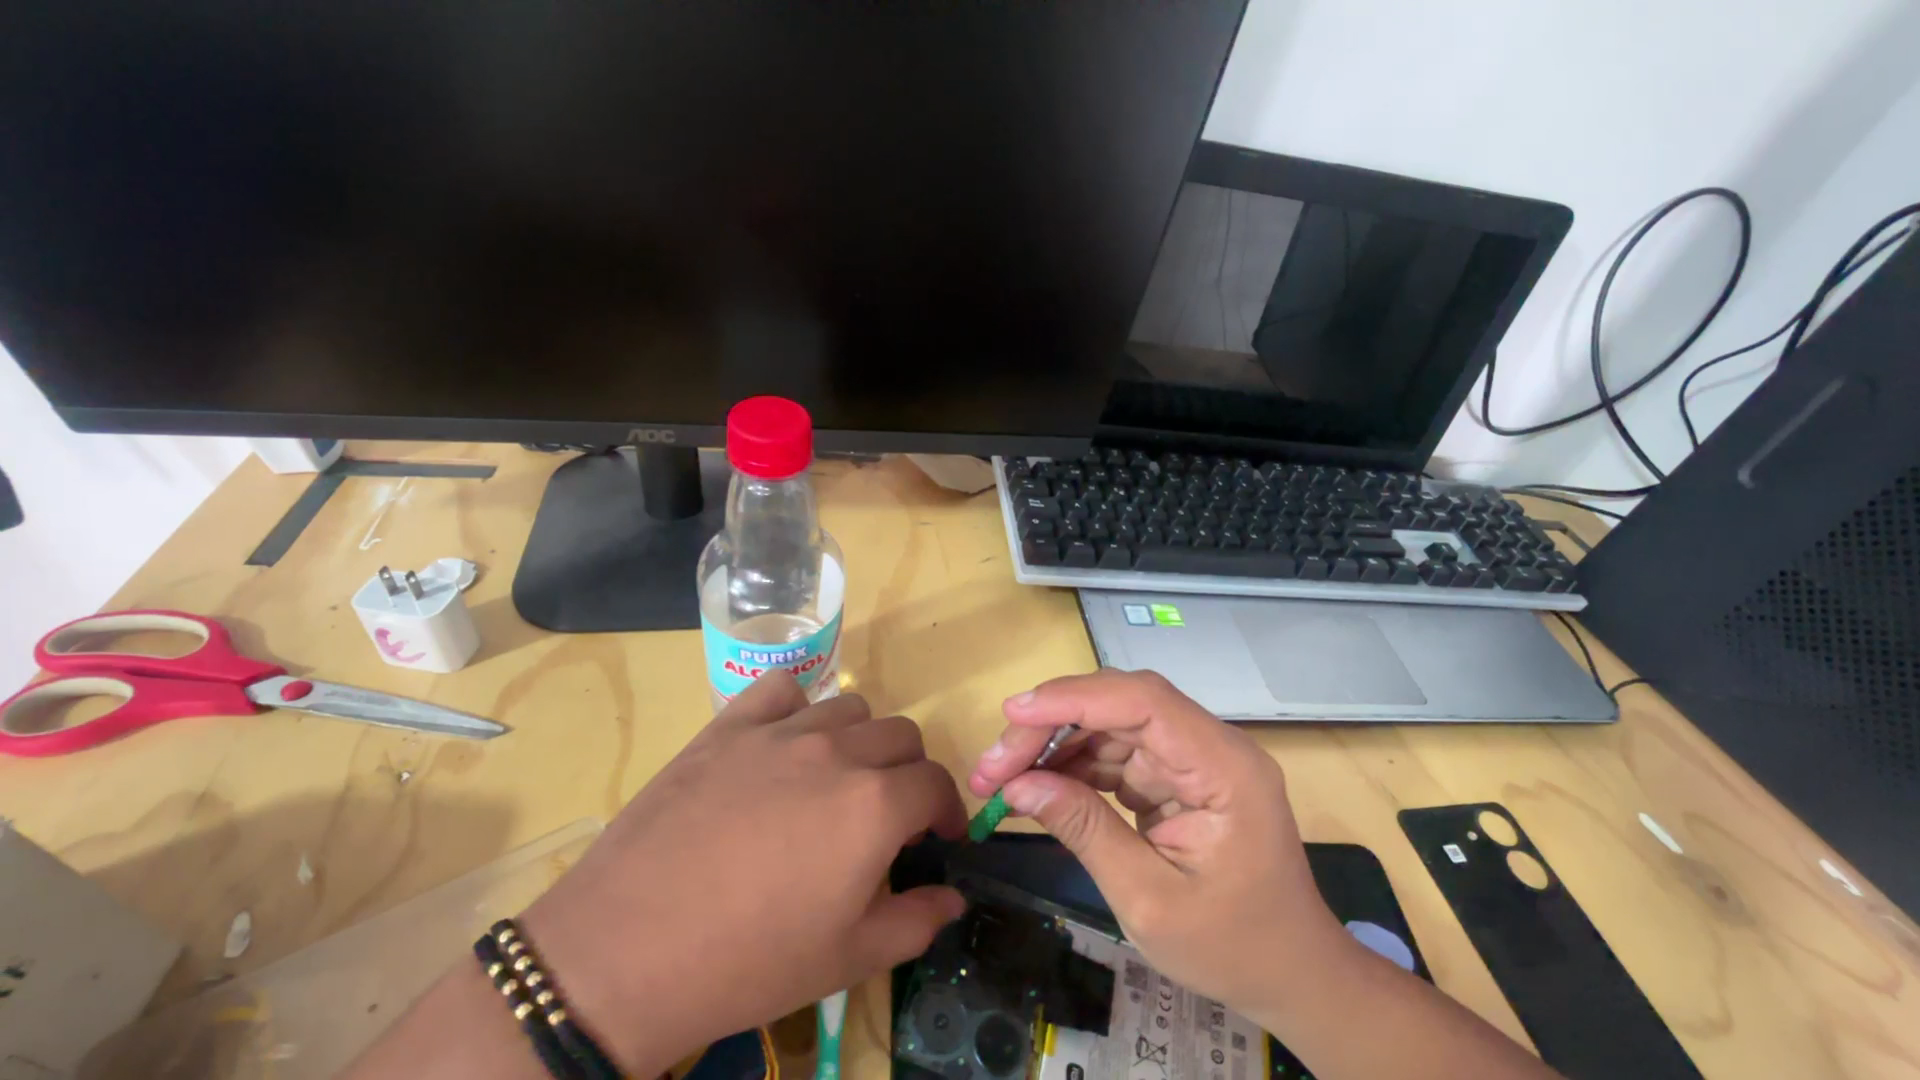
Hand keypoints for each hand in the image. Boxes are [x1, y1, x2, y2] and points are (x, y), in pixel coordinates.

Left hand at [521, 673, 967, 1073]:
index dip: (946, 812)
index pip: (936, 784)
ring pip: (849, 709)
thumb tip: (952, 897)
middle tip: (888, 817)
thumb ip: (915, 921)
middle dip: (909, 774)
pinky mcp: (724, 729)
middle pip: (901, 736)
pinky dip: (797, 706)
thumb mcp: (847, 959)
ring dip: (860, 741)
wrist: (625, 953)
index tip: (936, 839)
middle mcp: (835, 753)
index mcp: (875, 806)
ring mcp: (776, 734)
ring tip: (836, 782)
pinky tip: (782, 745)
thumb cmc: (748, 963)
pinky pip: (779, 689)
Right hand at [968, 670, 1347, 1018]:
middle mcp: (1210, 748)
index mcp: (1223, 768)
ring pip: (1111, 728)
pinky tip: (1033, 789)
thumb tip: (1018, 785)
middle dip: (1050, 726)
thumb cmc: (1231, 946)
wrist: (1290, 973)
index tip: (1012, 714)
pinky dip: (1072, 770)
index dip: (1074, 698)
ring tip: (998, 780)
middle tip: (991, 766)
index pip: (1143, 702)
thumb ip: (1085, 831)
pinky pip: (1117, 758)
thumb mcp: (1149, 900)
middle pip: (1120, 707)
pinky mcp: (1177, 780)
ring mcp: (1193, 762)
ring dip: (1053, 748)